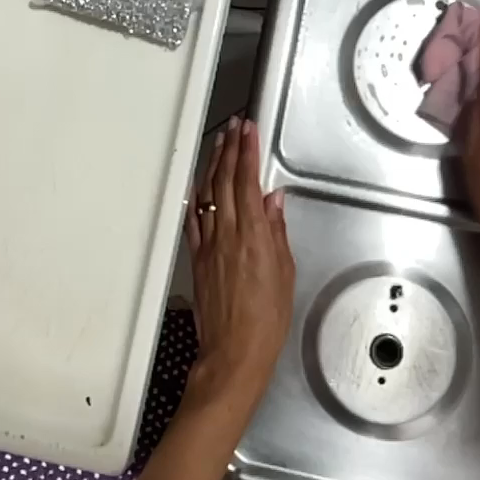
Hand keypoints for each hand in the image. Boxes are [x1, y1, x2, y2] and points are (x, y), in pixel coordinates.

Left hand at [184, 117, 294, 419]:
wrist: (234, 352)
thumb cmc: (265, 320)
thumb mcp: (285, 272)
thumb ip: (276, 231)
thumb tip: (273, 201)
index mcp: (252, 236)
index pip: (247, 181)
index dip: (247, 152)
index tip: (248, 131)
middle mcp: (226, 234)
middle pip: (224, 180)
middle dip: (229, 149)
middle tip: (234, 127)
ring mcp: (208, 244)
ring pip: (207, 194)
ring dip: (212, 165)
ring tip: (219, 144)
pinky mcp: (197, 258)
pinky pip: (194, 219)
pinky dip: (195, 197)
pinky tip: (197, 185)